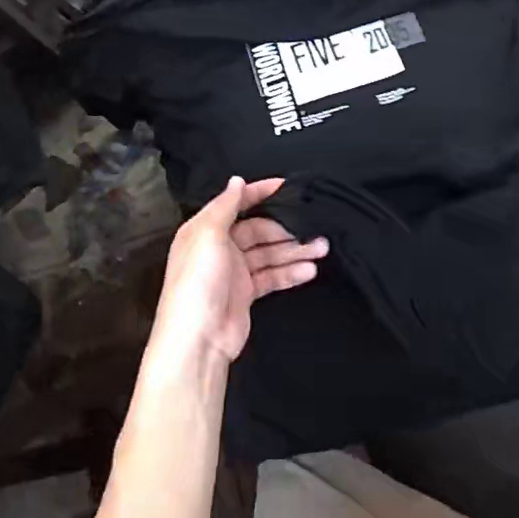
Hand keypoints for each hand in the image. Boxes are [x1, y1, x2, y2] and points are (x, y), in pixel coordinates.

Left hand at [150, 177, 326, 366]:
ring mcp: (233, 271)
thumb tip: (237, 180)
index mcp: (204, 229)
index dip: (260, 193)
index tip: (287, 187)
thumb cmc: (197, 282)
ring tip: (321, 248)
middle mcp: (218, 247)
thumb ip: (225, 206)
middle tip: (314, 227)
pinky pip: (271, 276)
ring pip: (268, 254)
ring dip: (293, 250)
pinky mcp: (245, 293)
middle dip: (285, 228)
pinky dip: (289, 273)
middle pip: (257, 230)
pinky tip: (309, 270)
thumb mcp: (208, 235)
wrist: (198, 337)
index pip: (235, 203)